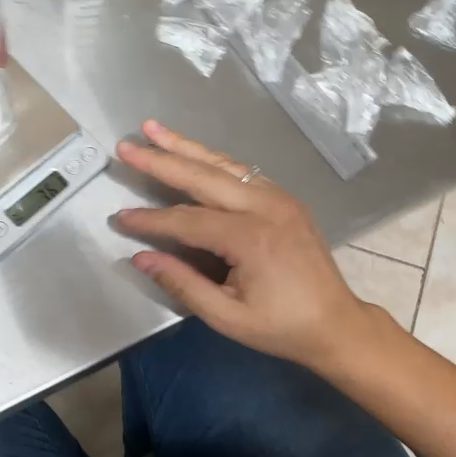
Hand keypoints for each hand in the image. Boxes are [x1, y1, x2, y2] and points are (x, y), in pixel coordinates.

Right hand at [113, 120, 388, 368]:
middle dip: (162, 159)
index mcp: (251, 238)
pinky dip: (212, 161)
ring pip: (225, 165)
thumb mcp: (226, 316)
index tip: (119, 217)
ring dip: (187, 148)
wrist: (336, 324)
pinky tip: (193, 154)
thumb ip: (182, 283)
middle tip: (126, 146)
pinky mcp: (286, 200)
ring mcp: (280, 198)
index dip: (150, 219)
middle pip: (204, 176)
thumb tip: (140, 257)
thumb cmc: (281, 327)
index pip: (187, 220)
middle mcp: (266, 207)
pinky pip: (242, 173)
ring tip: (153, 129)